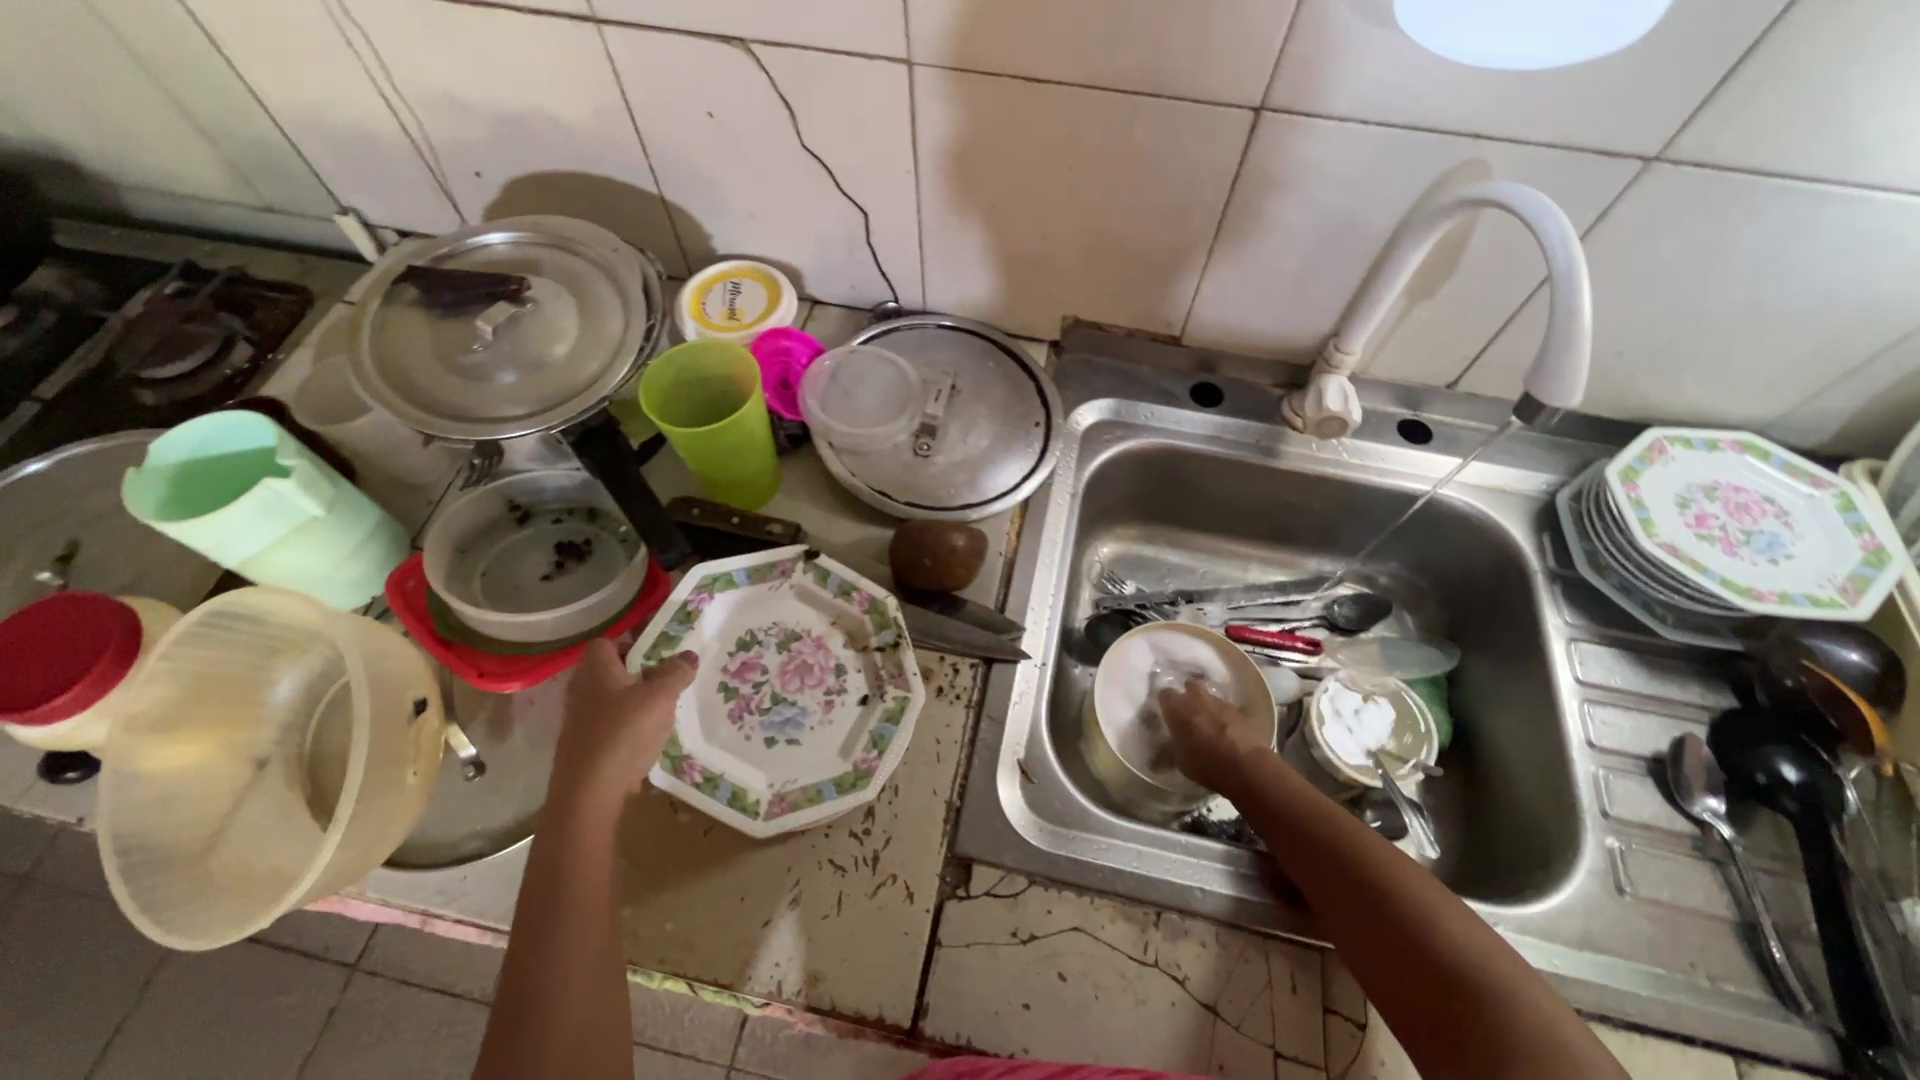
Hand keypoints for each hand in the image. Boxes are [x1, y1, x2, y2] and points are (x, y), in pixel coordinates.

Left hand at [554, 639, 697, 799]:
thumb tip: (688, 655)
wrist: (589, 791)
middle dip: (642, 677)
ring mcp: (579, 719)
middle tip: (668, 686)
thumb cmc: (624, 732)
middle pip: (613, 672)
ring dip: (637, 705)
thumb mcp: (660, 697)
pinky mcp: (584, 744)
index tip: (660, 659)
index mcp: (595, 669)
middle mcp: (581, 689)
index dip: (634, 645)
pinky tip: (647, 742)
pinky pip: (611, 726)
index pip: (608, 643)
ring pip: (614, 700)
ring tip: (663, 715)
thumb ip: (676, 672)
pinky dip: (629, 729)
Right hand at [1156, 676, 1275, 793]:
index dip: (1164, 702)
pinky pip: (1227, 709)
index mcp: (1177, 708)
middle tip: (1187, 712)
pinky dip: (1224, 716)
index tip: (1165, 713)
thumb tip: (1156, 759)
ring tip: (1208, 723)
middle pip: (1190, 685)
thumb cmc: (1205, 763)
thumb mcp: (1179, 762)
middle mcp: (1197, 698)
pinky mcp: (1240, 712)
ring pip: (1210, 697)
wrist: (1246, 765)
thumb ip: (1168, 753)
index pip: (1164, 694)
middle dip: (1188, 695)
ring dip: (1207, 706)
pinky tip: (1226, 731)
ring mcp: (1221, 703)